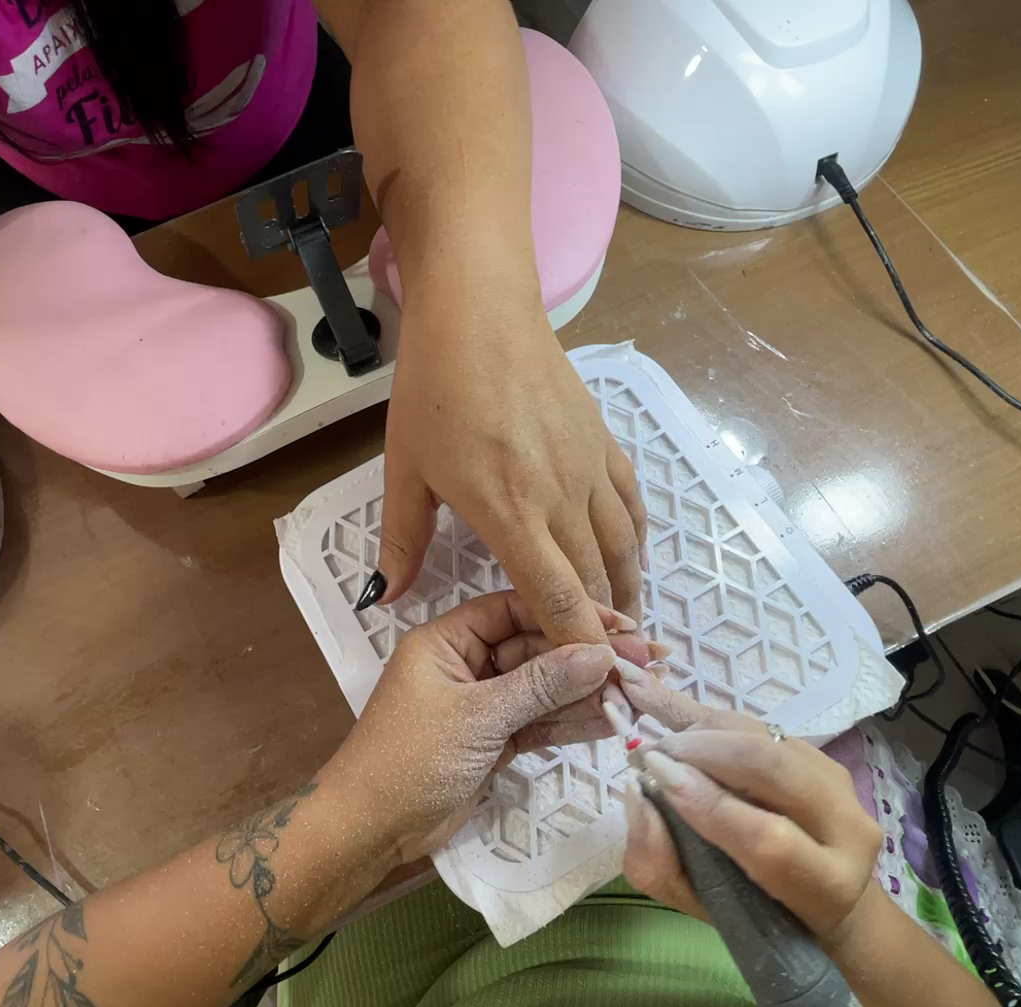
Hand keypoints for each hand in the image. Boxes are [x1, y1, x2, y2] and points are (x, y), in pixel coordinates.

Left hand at [326, 591, 647, 865]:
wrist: (370, 830)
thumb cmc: (411, 759)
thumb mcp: (477, 716)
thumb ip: (541, 685)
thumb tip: (601, 653)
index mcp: (447, 640)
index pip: (514, 609)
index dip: (565, 612)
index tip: (618, 623)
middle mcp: (467, 663)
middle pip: (535, 649)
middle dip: (585, 656)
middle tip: (646, 660)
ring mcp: (483, 703)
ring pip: (543, 688)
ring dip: (586, 691)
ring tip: (642, 689)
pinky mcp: (494, 739)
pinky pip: (539, 721)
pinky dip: (571, 722)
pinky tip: (613, 718)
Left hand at [374, 312, 646, 643]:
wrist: (478, 313)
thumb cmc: (434, 391)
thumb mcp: (405, 470)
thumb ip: (402, 540)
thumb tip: (385, 597)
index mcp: (510, 514)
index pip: (558, 601)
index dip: (576, 648)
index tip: (585, 679)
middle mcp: (562, 500)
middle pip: (598, 583)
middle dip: (604, 629)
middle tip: (604, 662)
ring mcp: (591, 469)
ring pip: (625, 548)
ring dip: (626, 590)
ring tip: (620, 620)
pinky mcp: (606, 443)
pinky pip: (634, 504)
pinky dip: (636, 540)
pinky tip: (629, 556)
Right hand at [614, 661, 883, 942]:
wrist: (826, 897)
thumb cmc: (754, 910)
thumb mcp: (698, 905)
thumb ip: (658, 864)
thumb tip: (638, 796)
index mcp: (823, 883)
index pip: (765, 837)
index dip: (704, 802)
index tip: (652, 776)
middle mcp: (844, 827)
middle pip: (770, 767)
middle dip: (700, 752)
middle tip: (650, 753)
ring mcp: (836, 781)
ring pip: (759, 735)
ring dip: (698, 729)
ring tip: (656, 735)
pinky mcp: (817, 753)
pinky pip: (752, 722)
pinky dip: (701, 714)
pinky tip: (656, 697)